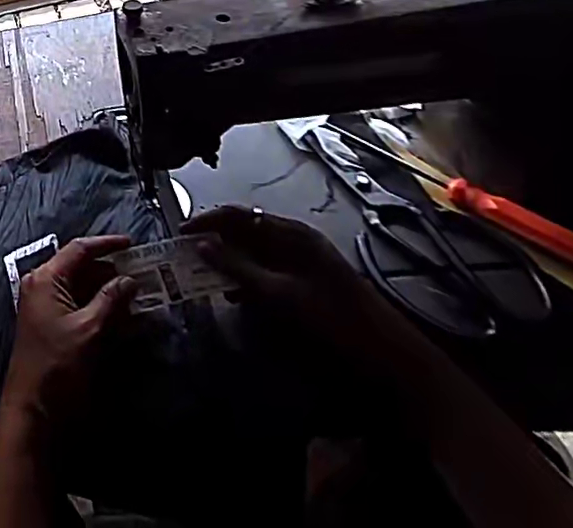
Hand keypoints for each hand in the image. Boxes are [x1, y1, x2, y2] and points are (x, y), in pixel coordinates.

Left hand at [1, 235, 135, 420]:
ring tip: (138, 294)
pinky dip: (99, 306)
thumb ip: (111, 300)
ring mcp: (45, 305)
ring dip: (108, 290)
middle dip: (110, 270)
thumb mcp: (89, 330)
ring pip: (81, 287)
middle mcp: (42, 285)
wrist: (33, 409)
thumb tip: (129, 279)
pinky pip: (78, 305)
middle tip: (142, 274)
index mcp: (46, 278)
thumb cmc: (58, 365)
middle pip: (80, 267)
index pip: (79, 249)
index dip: (106, 244)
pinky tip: (122, 315)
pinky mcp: (51, 324)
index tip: (132, 244)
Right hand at [183, 206, 405, 351]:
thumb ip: (238, 268)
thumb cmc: (333, 321)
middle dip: (215, 240)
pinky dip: (247, 277)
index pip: (238, 214)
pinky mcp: (308, 280)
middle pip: (245, 230)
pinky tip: (235, 294)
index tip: (180, 233)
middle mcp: (296, 240)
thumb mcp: (279, 295)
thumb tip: (201, 244)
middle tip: (186, 254)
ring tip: (202, 274)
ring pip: (254, 251)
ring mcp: (303, 260)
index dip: (207, 221)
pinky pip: (268, 269)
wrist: (391, 358)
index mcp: (290, 234)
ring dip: (229, 260)